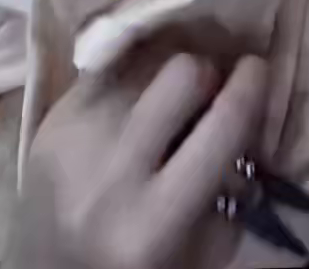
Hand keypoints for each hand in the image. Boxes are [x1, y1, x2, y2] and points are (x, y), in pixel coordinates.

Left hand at [6, 50, 269, 268]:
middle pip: (181, 71)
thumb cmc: (136, 267)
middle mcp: (111, 172)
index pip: (222, 125)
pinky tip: (136, 88)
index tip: (256, 66)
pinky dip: (131, 70)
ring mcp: (75, 137)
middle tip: (207, 84)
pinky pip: (109, 64)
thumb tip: (248, 103)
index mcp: (153, 221)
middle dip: (204, 70)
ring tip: (165, 91)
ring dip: (164, 70)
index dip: (249, 84)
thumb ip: (224, 180)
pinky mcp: (52, 115)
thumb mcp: (195, 250)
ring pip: (144, 60)